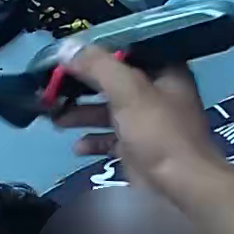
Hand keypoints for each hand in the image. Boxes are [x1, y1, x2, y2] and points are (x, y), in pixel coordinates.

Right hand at [50, 47, 230, 200]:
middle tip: (51, 86)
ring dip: (81, 113)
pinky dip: (93, 140)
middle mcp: (157, 92)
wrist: (181, 186)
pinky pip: (110, 139)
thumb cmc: (158, 132)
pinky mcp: (139, 149)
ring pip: (109, 111)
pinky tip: (77, 146)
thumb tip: (65, 47)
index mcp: (163, 70)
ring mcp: (148, 123)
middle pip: (113, 81)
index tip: (66, 53)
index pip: (125, 49)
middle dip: (81, 84)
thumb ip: (97, 66)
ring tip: (55, 117)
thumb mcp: (128, 90)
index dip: (95, 50)